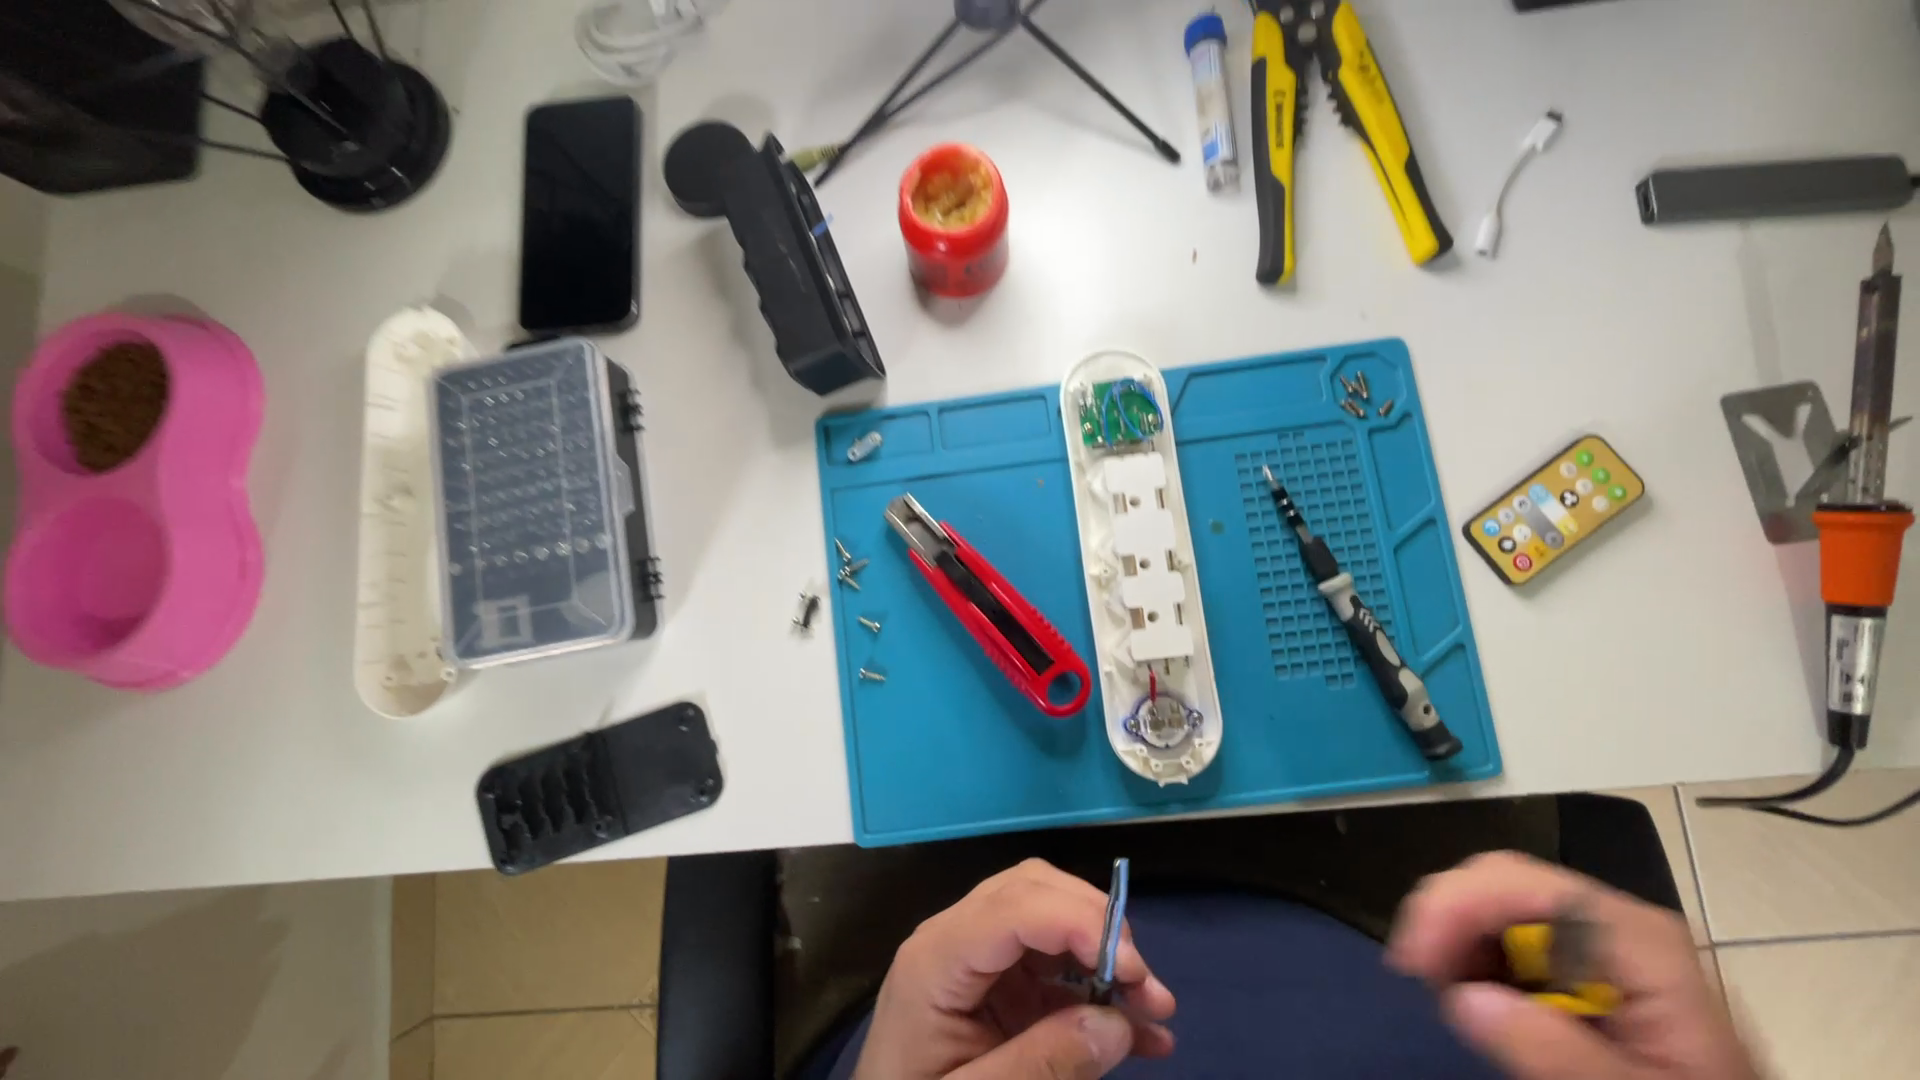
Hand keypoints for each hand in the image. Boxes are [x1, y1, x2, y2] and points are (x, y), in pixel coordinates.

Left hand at [852, 858, 1177, 1079]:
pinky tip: (1140, 1034)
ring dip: (1106, 955)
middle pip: (1033, 890)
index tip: (1135, 974)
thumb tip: (1118, 1022)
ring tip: (1154, 1011)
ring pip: (1049, 915)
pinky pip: (1053, 963)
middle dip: (1099, 928)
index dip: (1079, 923)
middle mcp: (954, 938)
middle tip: (1149, 990)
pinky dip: (1097, 987)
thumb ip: (1043, 1064)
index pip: (1013, 906)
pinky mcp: (995, 980)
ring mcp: (976, 955)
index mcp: (936, 959)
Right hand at [1387, 852, 1759, 1079]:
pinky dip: (1473, 957)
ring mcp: (1598, 938)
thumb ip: (1560, 1055)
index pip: (1516, 881)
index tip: (1412, 966)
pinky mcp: (1583, 961)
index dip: (1450, 906)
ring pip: (1493, 901)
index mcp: (1634, 938)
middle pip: (1498, 881)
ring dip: (1453, 940)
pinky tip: (1477, 998)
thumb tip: (1463, 998)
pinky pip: (1507, 933)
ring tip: (1447, 996)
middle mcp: (1612, 920)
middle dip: (1444, 920)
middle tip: (1418, 980)